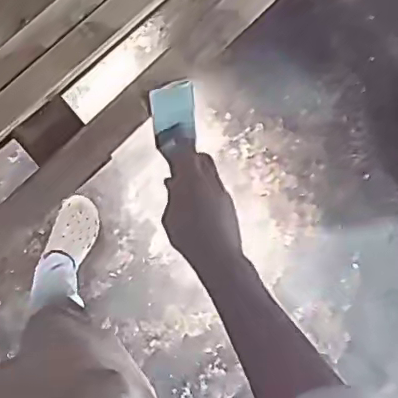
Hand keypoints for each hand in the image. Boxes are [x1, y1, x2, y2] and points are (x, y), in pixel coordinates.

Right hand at [162, 148, 244, 278]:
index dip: (176, 144)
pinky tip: (194, 202)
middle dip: (188, 156)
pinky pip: (213, 186)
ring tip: (182, 185)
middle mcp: (210, 181)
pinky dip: (203, 186)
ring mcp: (221, 192)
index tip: (169, 140)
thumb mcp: (170, 217)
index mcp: (192, 180)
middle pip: (201, 158)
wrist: (219, 256)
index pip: (184, 152)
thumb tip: (173, 183)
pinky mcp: (228, 203)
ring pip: (209, 172)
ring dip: (196, 172)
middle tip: (176, 161)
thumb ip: (173, 196)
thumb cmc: (189, 238)